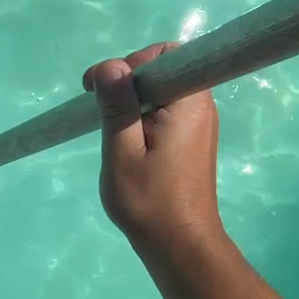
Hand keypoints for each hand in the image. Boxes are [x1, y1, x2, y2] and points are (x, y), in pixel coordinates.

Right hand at [83, 43, 222, 253]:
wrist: (178, 243)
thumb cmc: (148, 201)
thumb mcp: (121, 153)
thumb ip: (117, 107)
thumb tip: (109, 66)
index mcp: (188, 102)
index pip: (166, 54)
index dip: (130, 62)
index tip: (99, 87)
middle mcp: (201, 105)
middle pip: (164, 71)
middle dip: (127, 82)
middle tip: (98, 109)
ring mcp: (199, 123)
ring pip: (163, 92)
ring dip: (132, 102)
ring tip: (109, 128)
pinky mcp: (192, 140)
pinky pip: (166, 112)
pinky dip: (143, 117)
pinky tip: (126, 141)